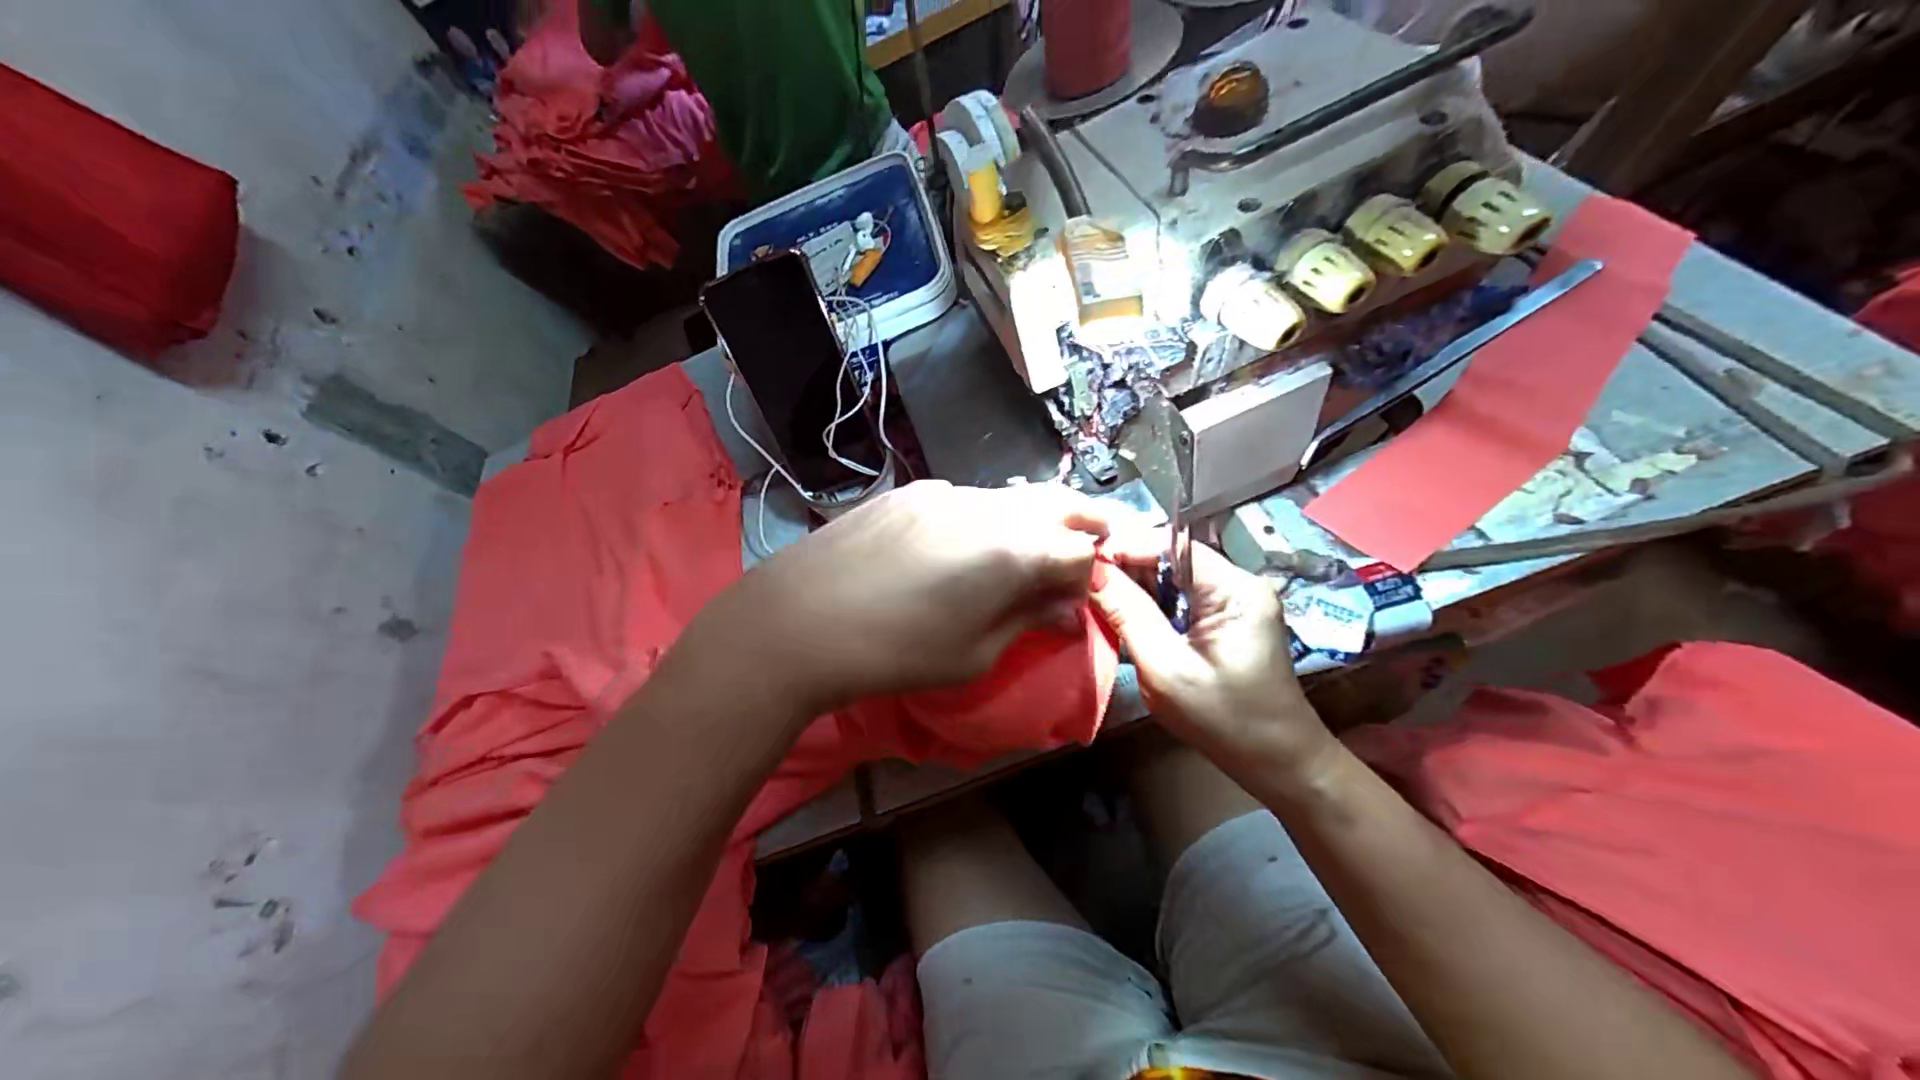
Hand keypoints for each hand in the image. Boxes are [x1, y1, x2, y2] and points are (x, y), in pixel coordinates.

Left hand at [691, 480, 1157, 712]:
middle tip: (1095, 545)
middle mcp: (988, 507)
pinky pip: (967, 499)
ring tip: (1028, 550)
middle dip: (1085, 524)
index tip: (1086, 595)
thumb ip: (1028, 620)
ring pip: (1012, 498)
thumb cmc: (894, 653)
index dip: (1093, 574)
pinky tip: (964, 546)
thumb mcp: (973, 654)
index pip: (1081, 552)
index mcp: (1013, 551)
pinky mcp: (908, 492)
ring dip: (1033, 520)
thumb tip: (1065, 606)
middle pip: (1058, 505)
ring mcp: (944, 492)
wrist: (796, 619)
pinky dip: (987, 518)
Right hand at [1090, 541, 1337, 780]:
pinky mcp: (1226, 622)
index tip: (1083, 566)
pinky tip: (1126, 622)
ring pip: (1170, 580)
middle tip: (1083, 589)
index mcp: (1234, 589)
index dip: (1124, 549)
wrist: (1278, 763)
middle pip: (1169, 559)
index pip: (1169, 545)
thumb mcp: (1166, 669)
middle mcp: (1238, 585)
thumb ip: (1128, 615)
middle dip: (1126, 571)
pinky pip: (1179, 601)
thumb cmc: (1225, 720)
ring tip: (1098, 605)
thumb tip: (1091, 573)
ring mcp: (1234, 603)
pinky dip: (1151, 609)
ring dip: (1135, 591)